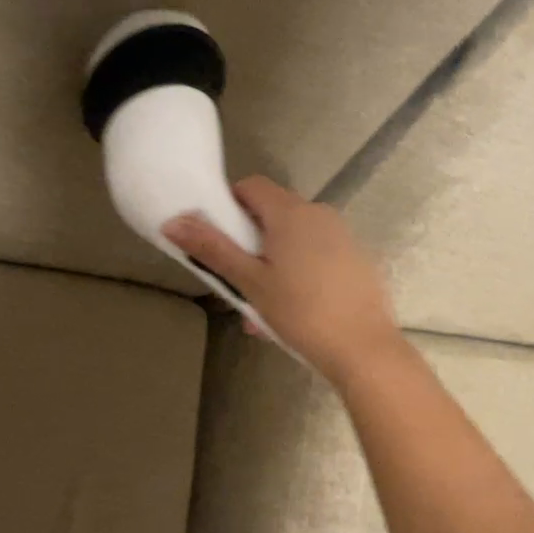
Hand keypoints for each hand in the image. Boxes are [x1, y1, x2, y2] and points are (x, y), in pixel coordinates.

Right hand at [164, 176, 405, 384]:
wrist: (360, 345)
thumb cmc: (298, 312)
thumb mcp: (249, 282)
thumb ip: (212, 249)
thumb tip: (172, 222)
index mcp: (290, 213)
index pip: (251, 187)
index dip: (227, 206)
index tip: (214, 239)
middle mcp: (318, 214)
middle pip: (271, 216)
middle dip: (247, 246)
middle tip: (234, 287)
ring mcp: (340, 235)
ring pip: (291, 242)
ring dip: (268, 268)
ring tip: (260, 313)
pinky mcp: (353, 259)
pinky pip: (312, 258)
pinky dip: (293, 277)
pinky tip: (289, 314)